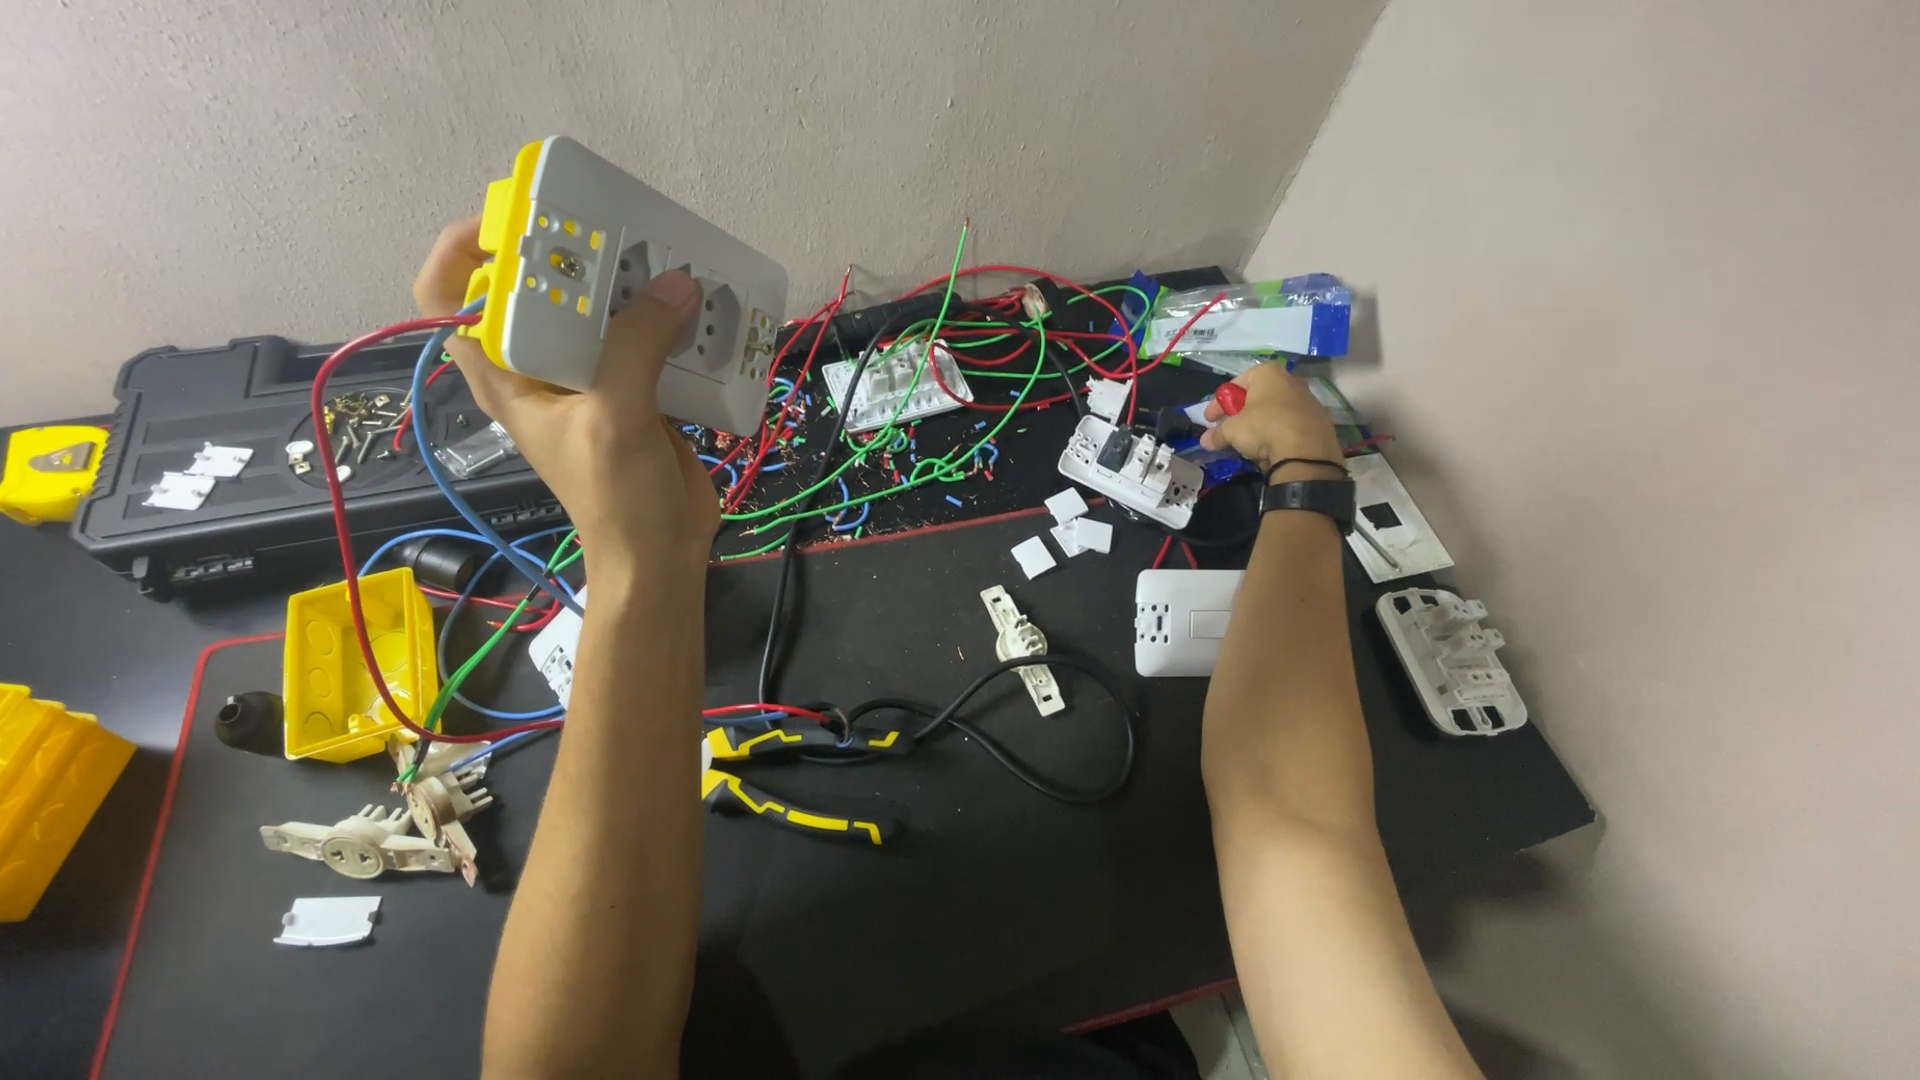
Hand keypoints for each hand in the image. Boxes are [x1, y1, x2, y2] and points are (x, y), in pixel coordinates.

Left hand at [413, 217, 719, 580]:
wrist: (660, 554)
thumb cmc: (615, 495)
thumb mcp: (616, 416)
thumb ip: (638, 346)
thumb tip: (678, 282)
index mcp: (508, 376)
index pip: (450, 298)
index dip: (467, 248)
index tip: (519, 218)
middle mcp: (544, 372)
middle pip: (539, 296)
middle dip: (572, 260)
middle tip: (616, 235)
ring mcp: (594, 384)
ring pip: (600, 319)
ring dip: (629, 291)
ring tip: (666, 265)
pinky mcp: (638, 396)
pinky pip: (645, 346)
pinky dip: (667, 326)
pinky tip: (698, 312)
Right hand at [1199, 363, 1344, 477]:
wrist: (1306, 451)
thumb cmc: (1263, 428)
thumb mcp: (1232, 431)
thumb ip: (1217, 434)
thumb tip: (1205, 441)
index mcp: (1267, 373)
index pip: (1234, 385)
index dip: (1218, 404)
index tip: (1209, 420)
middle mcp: (1290, 379)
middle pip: (1256, 396)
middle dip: (1241, 413)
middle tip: (1230, 429)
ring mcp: (1308, 399)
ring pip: (1275, 410)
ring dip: (1260, 424)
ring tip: (1250, 443)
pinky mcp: (1319, 419)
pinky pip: (1290, 423)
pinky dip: (1278, 433)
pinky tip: (1271, 448)